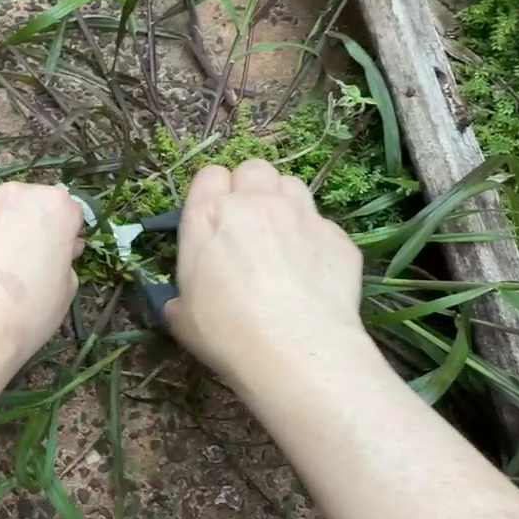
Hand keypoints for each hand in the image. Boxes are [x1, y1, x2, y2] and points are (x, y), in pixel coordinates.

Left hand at [0, 182, 84, 374]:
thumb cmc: (27, 314)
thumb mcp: (67, 289)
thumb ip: (63, 257)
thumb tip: (52, 250)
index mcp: (52, 206)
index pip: (68, 212)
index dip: (64, 237)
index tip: (55, 258)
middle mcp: (12, 195)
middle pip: (26, 205)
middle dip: (26, 227)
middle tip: (20, 265)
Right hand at [164, 160, 367, 386]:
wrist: (293, 349)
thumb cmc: (223, 331)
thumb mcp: (181, 314)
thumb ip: (181, 293)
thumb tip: (183, 301)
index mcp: (206, 217)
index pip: (208, 175)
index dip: (210, 193)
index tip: (210, 218)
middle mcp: (254, 204)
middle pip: (253, 169)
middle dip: (249, 188)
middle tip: (246, 222)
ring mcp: (301, 215)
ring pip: (291, 185)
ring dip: (282, 202)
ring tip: (279, 237)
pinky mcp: (337, 236)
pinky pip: (321, 223)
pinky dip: (312, 238)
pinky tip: (308, 270)